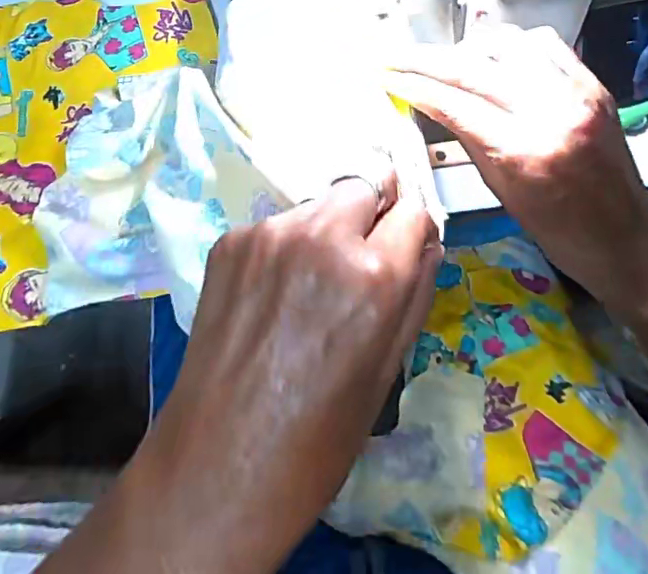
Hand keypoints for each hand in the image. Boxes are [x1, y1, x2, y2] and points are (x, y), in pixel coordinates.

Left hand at [129, 175, 439, 571]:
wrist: (221, 458)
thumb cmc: (321, 435)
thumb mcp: (388, 368)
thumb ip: (413, 291)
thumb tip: (425, 242)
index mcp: (373, 273)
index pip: (413, 211)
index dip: (413, 228)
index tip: (406, 243)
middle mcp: (320, 236)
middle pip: (360, 188)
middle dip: (368, 215)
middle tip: (357, 261)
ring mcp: (267, 233)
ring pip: (314, 206)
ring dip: (323, 231)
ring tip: (308, 288)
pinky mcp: (228, 240)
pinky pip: (273, 228)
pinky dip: (283, 249)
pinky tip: (271, 297)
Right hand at [384, 24, 647, 315]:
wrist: (628, 240)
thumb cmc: (558, 230)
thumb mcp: (499, 188)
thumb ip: (465, 136)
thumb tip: (429, 101)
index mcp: (523, 150)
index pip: (452, 102)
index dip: (412, 84)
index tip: (385, 73)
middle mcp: (551, 111)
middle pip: (472, 67)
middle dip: (425, 58)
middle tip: (395, 54)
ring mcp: (577, 92)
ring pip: (507, 43)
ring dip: (468, 48)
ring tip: (447, 60)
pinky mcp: (593, 84)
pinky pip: (544, 43)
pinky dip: (512, 44)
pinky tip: (495, 56)